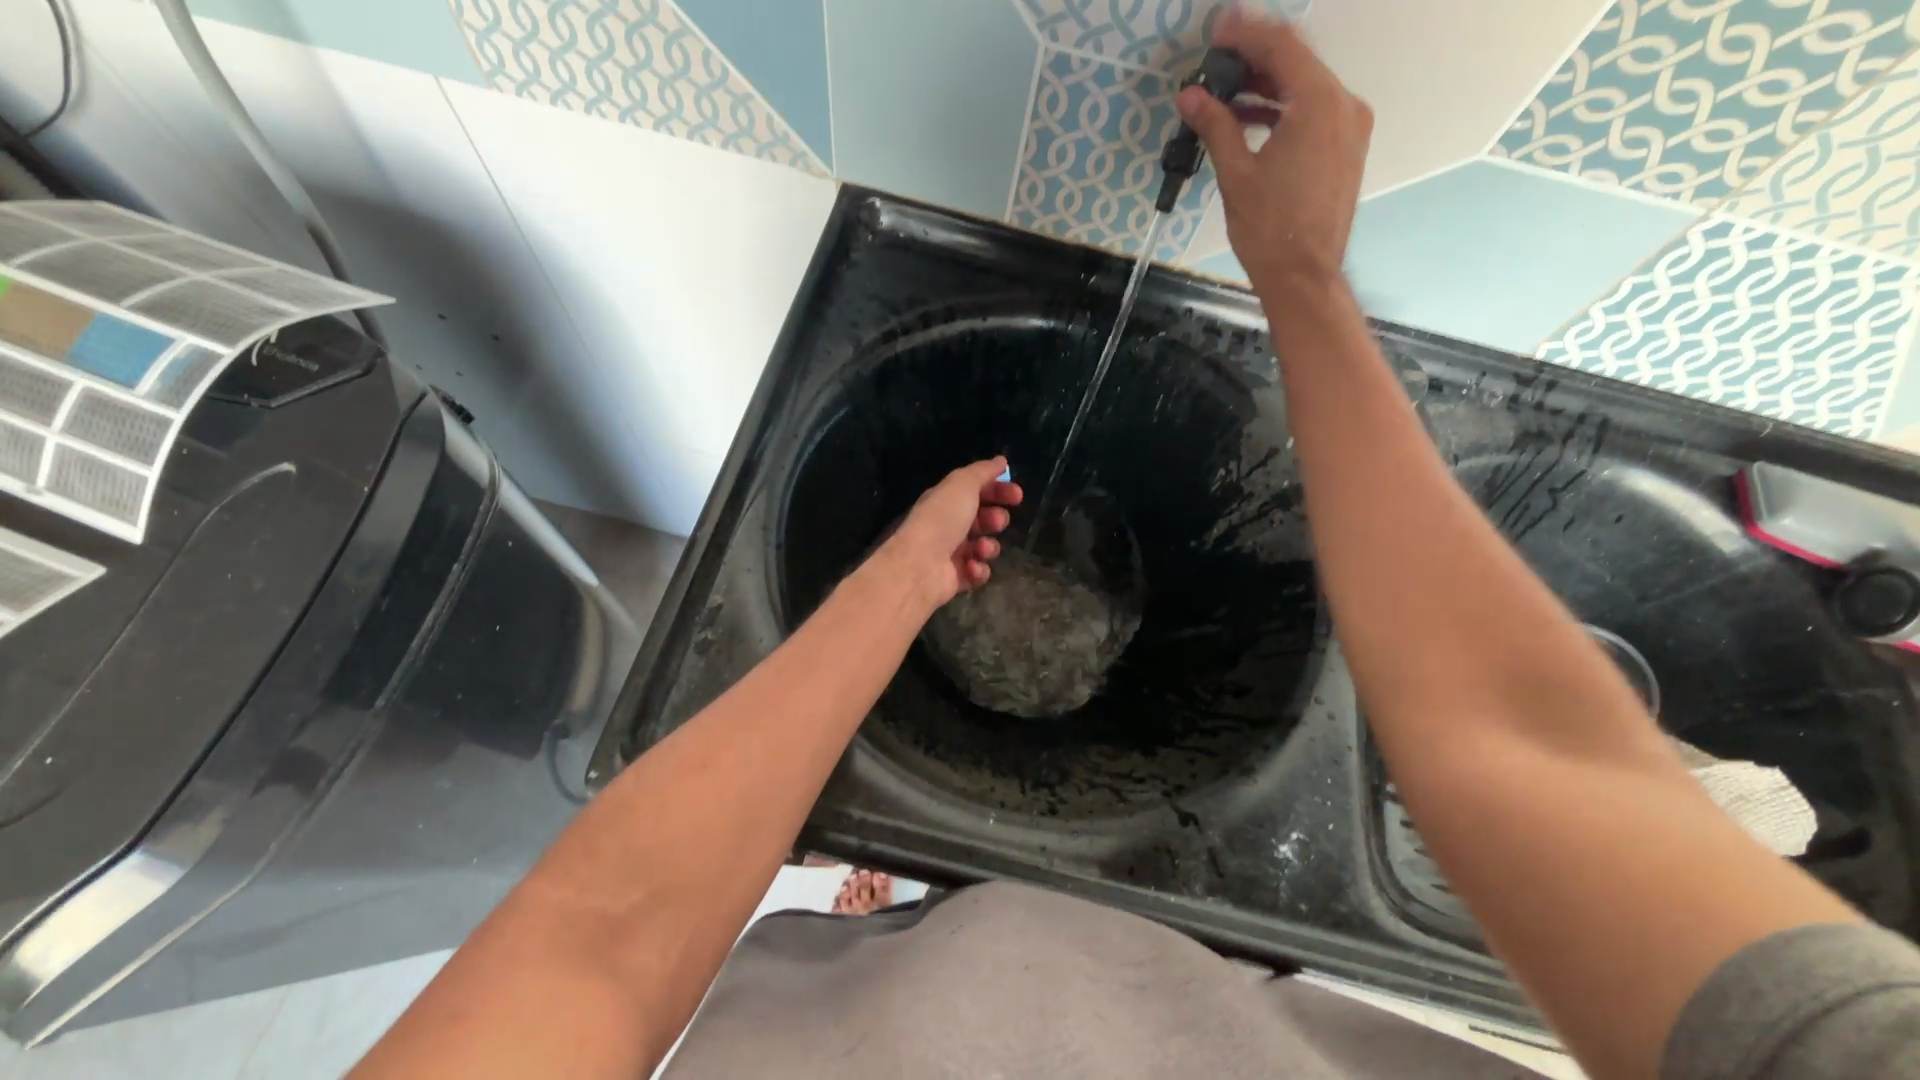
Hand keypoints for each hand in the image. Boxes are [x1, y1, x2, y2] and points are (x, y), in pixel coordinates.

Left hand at [875, 457, 1021, 607]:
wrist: (920, 565)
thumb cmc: (941, 519)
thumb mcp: (962, 484)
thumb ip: (983, 471)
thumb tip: (1001, 461)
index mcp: (946, 500)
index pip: (977, 491)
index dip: (999, 490)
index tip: (1018, 495)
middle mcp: (947, 525)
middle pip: (983, 519)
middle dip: (996, 519)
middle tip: (997, 522)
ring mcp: (951, 553)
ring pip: (985, 547)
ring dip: (989, 546)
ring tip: (981, 548)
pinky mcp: (956, 578)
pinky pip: (978, 572)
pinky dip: (978, 570)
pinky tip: (971, 567)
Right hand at [1175, 9, 1370, 293]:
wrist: (1304, 276)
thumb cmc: (1268, 229)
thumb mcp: (1235, 174)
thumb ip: (1216, 125)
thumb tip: (1191, 96)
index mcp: (1319, 105)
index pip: (1282, 48)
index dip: (1246, 34)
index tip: (1217, 30)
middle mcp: (1344, 106)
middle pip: (1298, 63)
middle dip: (1256, 57)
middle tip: (1217, 57)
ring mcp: (1349, 128)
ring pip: (1306, 87)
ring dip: (1267, 84)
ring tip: (1226, 91)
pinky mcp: (1345, 149)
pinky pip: (1313, 112)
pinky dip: (1283, 108)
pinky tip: (1250, 118)